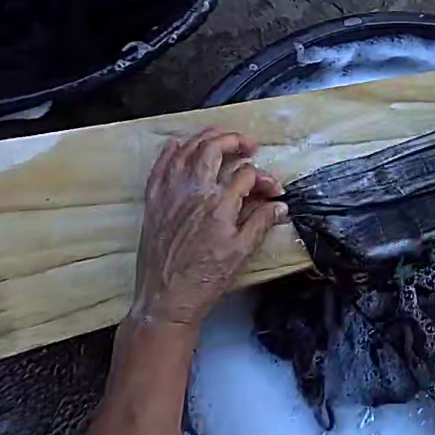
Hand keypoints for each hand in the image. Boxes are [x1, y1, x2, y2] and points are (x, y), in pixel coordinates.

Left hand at [129, 128, 286, 329]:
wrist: (166, 300)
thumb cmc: (207, 278)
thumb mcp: (241, 253)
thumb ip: (260, 223)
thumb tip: (280, 205)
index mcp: (219, 205)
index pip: (245, 175)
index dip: (264, 178)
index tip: (273, 189)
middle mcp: (194, 193)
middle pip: (213, 151)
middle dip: (234, 141)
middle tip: (249, 143)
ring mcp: (170, 196)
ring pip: (185, 153)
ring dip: (203, 138)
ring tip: (218, 134)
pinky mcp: (154, 203)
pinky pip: (159, 168)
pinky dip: (169, 152)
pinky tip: (178, 144)